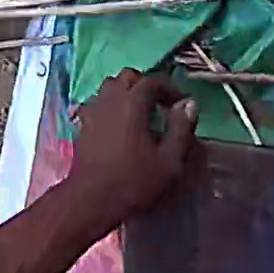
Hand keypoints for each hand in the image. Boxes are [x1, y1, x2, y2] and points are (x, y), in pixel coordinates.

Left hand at [60, 69, 196, 232]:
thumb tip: (189, 104)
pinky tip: (120, 121)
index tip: (181, 102)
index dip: (169, 87)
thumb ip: (180, 129)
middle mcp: (110, 97)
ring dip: (127, 90)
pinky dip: (112, 102)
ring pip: (111, 85)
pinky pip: (99, 99)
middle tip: (162, 104)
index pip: (151, 81)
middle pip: (128, 77)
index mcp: (132, 103)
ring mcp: (93, 106)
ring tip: (142, 111)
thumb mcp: (168, 161)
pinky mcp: (83, 118)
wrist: (94, 195)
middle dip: (146, 84)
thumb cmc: (134, 180)